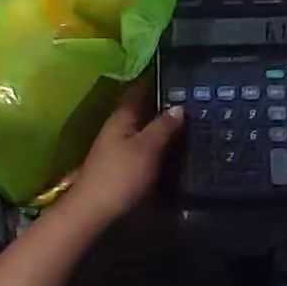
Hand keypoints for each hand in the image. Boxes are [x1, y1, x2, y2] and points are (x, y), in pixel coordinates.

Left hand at [58, 84, 183, 226]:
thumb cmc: (121, 175)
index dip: (156, 81)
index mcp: (121, 117)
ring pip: (142, 130)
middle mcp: (116, 128)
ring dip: (161, 127)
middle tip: (193, 101)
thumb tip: (178, 106)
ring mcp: (116, 147)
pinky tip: (172, 149)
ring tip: (189, 123)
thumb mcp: (147, 148)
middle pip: (142, 110)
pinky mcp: (119, 165)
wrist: (94, 210)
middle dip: (163, 105)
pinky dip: (156, 145)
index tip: (178, 75)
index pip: (139, 90)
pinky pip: (142, 147)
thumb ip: (163, 126)